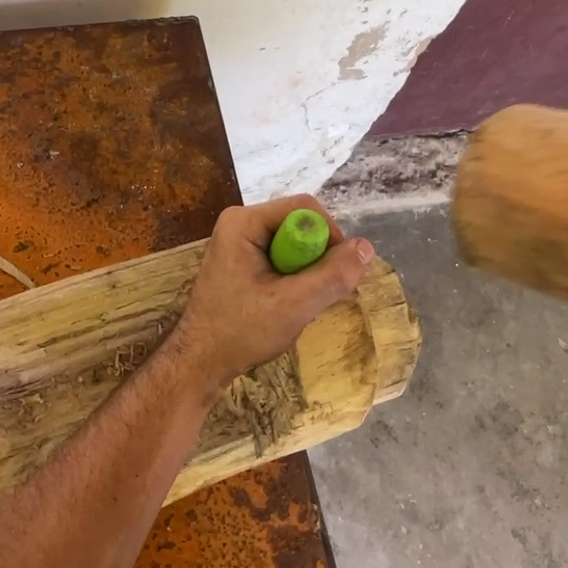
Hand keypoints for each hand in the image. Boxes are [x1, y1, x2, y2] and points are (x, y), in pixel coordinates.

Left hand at [167, 194, 375, 391]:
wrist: (201, 360)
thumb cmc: (241, 331)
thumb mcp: (294, 305)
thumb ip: (332, 275)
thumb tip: (365, 247)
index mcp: (243, 222)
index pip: (305, 208)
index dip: (328, 236)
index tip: (334, 273)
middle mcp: (239, 223)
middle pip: (299, 224)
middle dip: (316, 258)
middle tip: (314, 295)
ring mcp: (238, 241)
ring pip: (294, 244)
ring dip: (306, 273)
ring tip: (295, 303)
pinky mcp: (242, 259)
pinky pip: (281, 257)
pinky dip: (292, 279)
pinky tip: (283, 304)